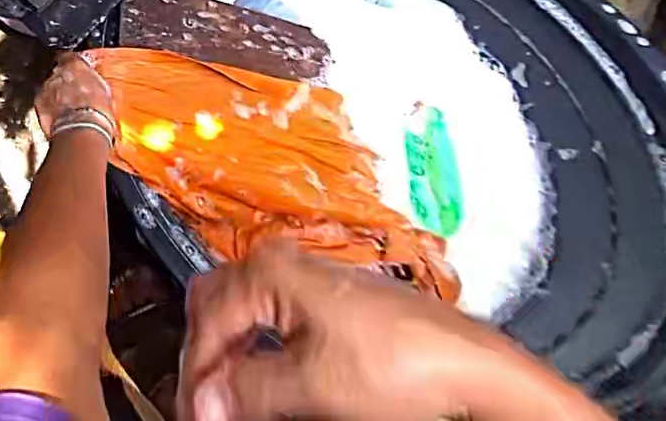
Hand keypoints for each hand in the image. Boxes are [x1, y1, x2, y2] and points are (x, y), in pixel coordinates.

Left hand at [34, 51, 117, 137]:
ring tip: (67, 107)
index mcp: (76, 65)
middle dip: (65, 80)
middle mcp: (58, 72)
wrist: (81, 132)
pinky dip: (49, 106)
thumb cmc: (98, 112)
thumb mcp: (106, 93)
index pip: (70, 56)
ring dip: (56, 93)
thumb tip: (96, 82)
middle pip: (59, 72)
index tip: (78, 71)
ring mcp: (46, 87)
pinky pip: (43, 100)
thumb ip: (96, 81)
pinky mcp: (39, 103)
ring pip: (50, 86)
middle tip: (74, 92)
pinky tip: (59, 116)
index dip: (73, 64)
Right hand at [178, 242, 606, 420]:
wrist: (472, 366)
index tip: (192, 412)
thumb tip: (202, 404)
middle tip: (203, 400)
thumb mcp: (317, 387)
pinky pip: (261, 308)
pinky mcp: (317, 291)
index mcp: (265, 271)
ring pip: (235, 303)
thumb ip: (250, 390)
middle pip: (212, 300)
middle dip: (202, 351)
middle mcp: (273, 260)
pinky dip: (248, 340)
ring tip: (222, 392)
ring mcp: (296, 271)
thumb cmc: (393, 369)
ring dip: (223, 347)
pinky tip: (254, 371)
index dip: (197, 371)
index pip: (208, 320)